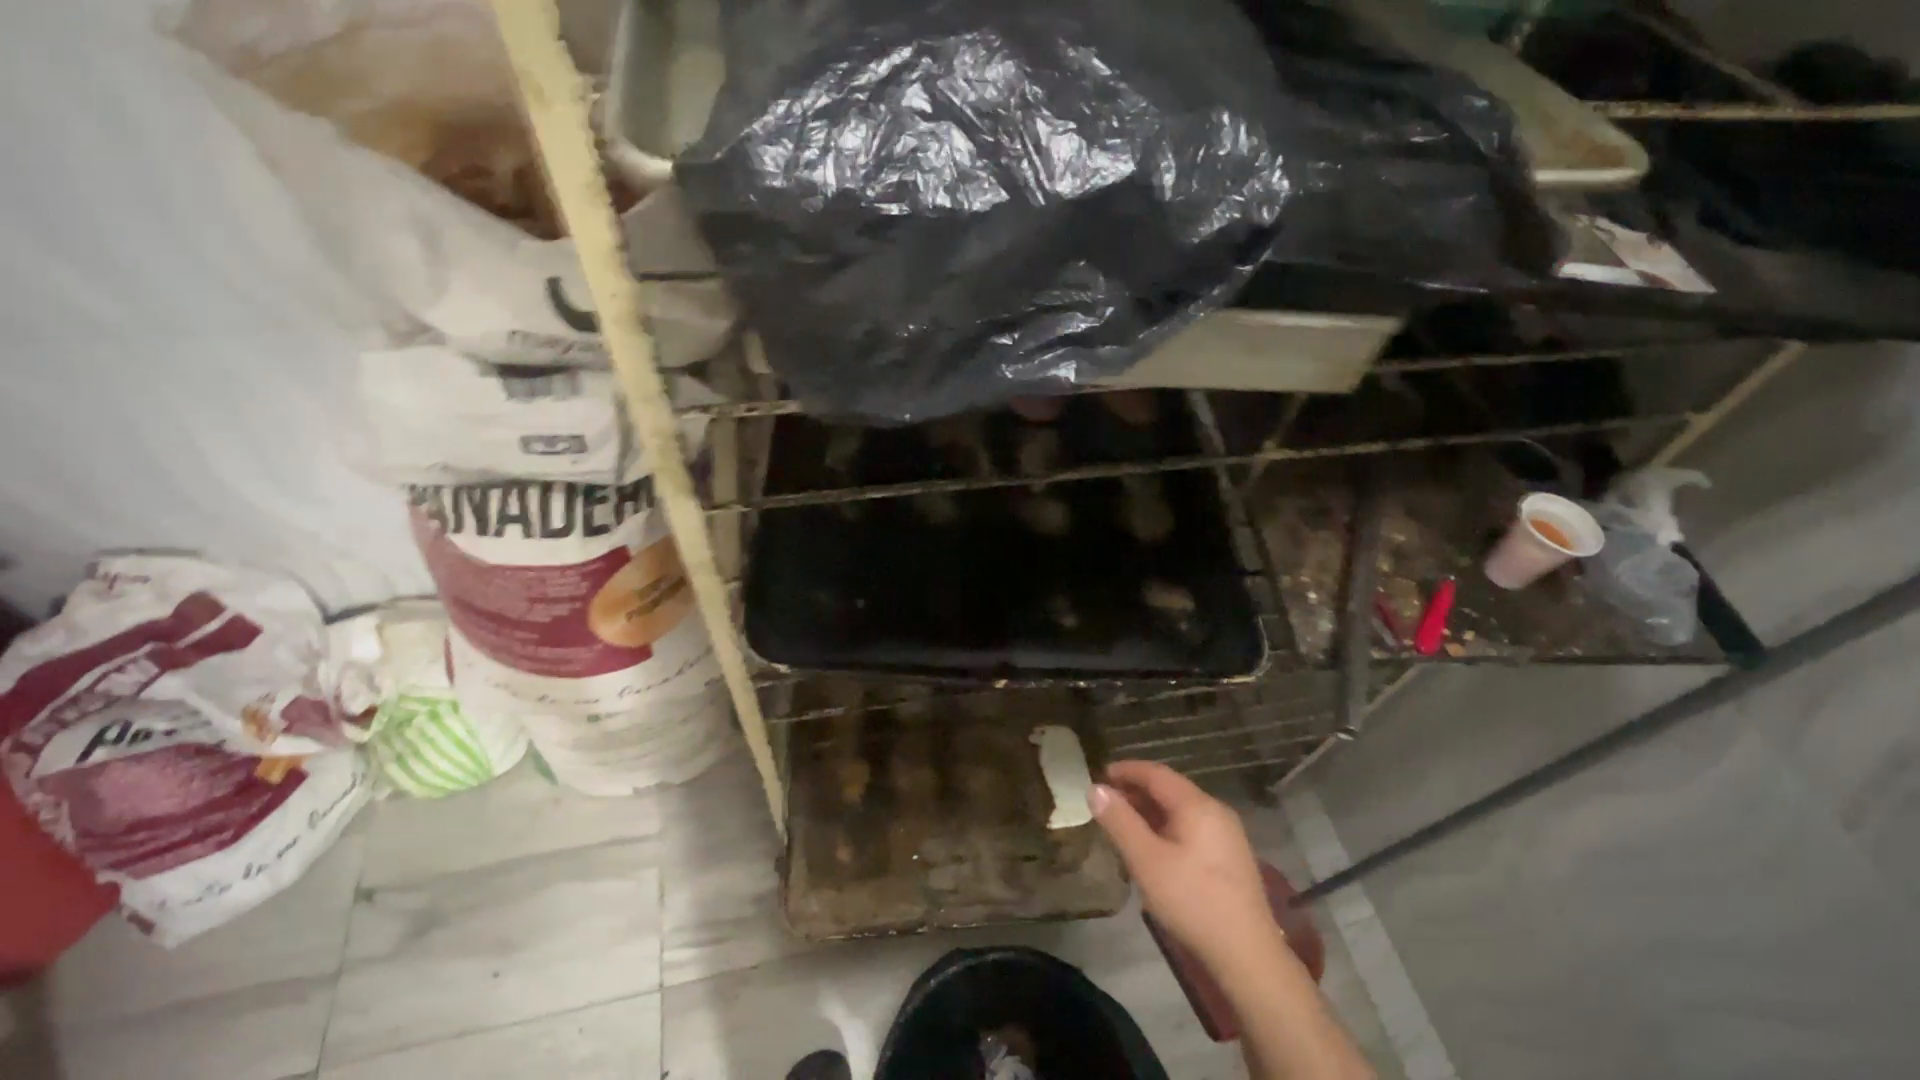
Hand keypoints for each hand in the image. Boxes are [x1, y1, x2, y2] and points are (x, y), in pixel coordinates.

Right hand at [1088, 760, 1277, 966]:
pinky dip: (1166, 829)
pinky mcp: (1230, 859)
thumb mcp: (1146, 860)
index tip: (1098, 774)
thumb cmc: (1191, 900)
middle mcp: (1216, 812)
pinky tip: (1152, 850)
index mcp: (1198, 806)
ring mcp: (1227, 836)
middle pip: (1171, 790)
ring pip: (1181, 812)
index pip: (1156, 773)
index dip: (1126, 770)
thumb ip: (1119, 821)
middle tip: (1105, 802)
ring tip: (1122, 824)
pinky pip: (1192, 830)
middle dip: (1136, 792)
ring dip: (1150, 812)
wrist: (1245, 952)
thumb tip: (1095, 788)